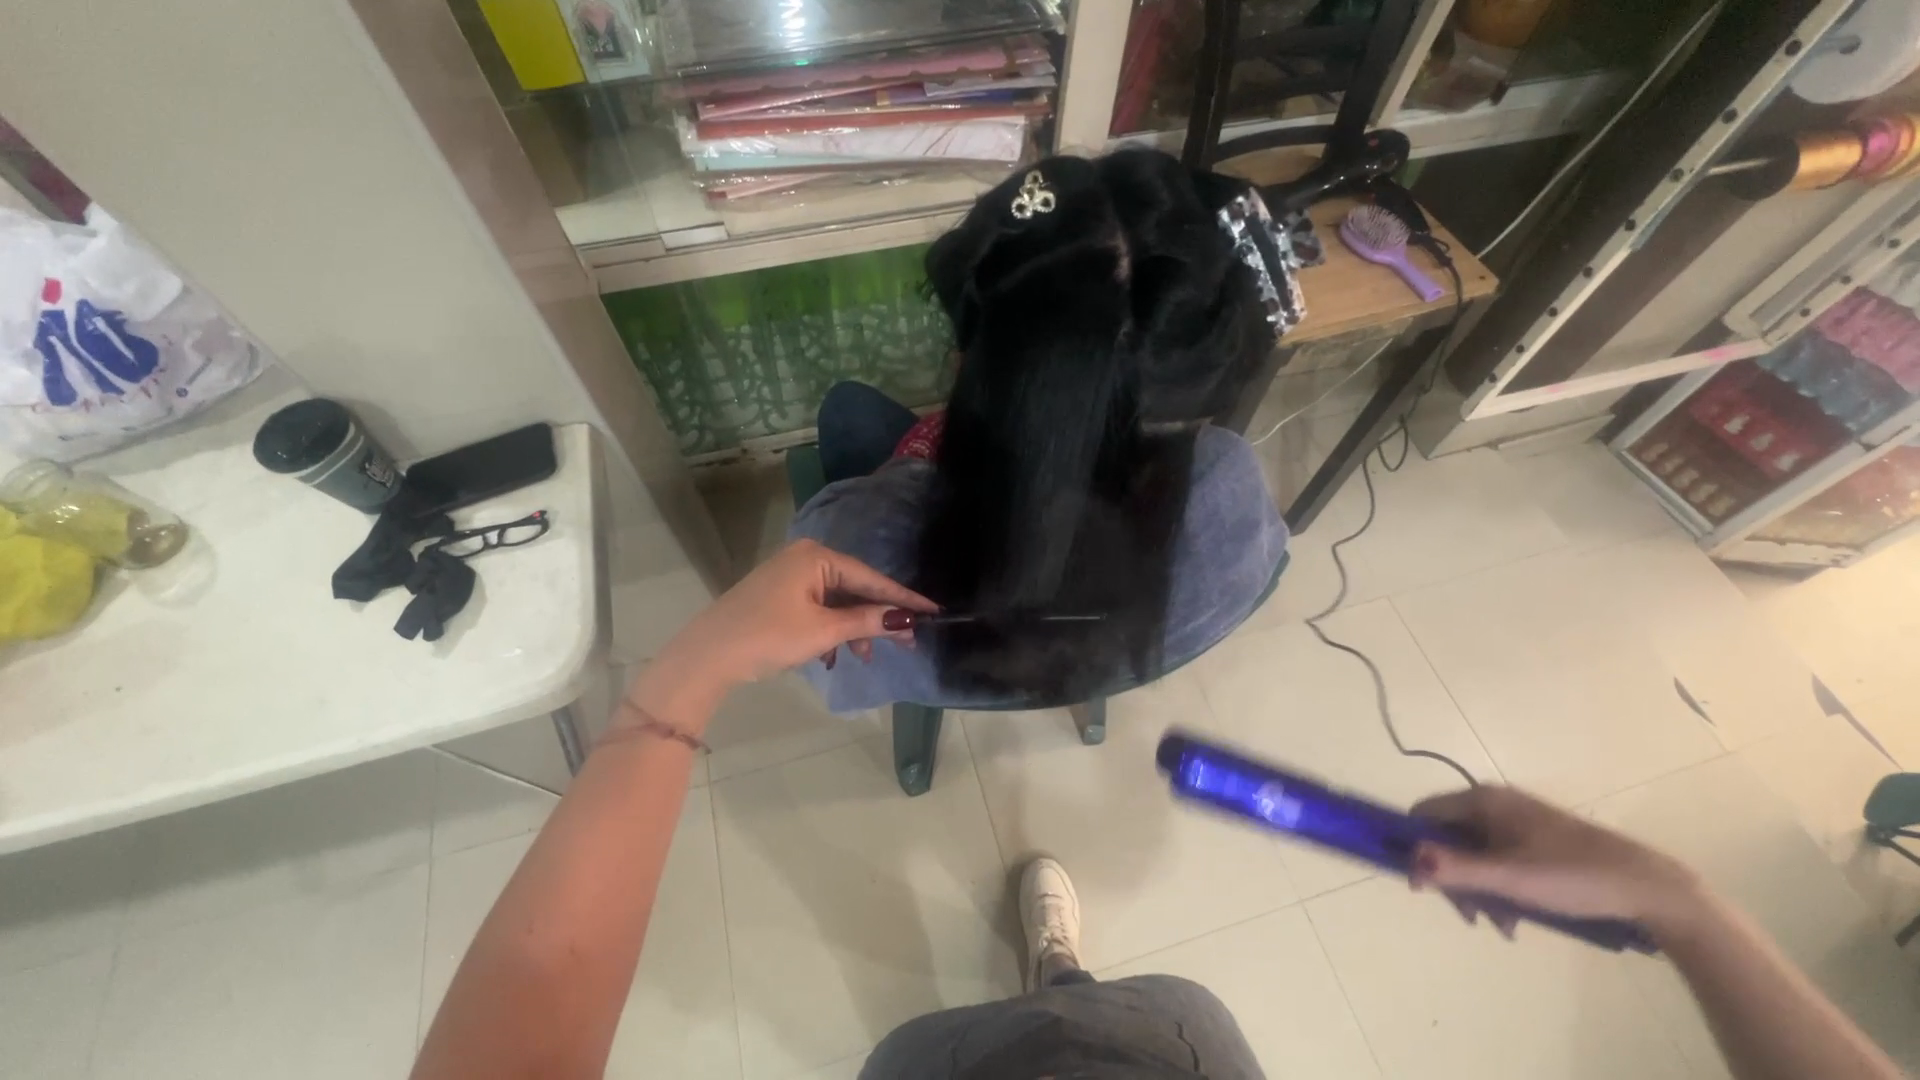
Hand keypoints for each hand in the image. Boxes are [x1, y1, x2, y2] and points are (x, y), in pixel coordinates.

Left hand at [631, 540, 935, 726]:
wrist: (707, 655)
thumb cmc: (768, 637)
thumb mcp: (823, 631)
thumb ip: (867, 622)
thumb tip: (906, 620)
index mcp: (817, 556)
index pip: (872, 578)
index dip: (903, 599)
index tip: (933, 612)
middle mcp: (805, 557)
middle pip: (855, 588)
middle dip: (877, 618)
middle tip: (906, 644)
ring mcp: (790, 575)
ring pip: (837, 601)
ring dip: (853, 628)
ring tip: (864, 657)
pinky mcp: (779, 595)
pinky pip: (818, 607)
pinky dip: (830, 629)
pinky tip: (833, 656)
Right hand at [1409, 785, 1701, 934]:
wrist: (1649, 889)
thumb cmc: (1573, 876)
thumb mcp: (1509, 878)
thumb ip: (1454, 868)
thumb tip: (1407, 862)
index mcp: (1482, 800)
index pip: (1423, 814)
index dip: (1414, 847)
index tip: (1423, 886)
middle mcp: (1493, 803)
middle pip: (1447, 838)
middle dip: (1454, 880)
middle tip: (1471, 917)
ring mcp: (1516, 821)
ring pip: (1473, 854)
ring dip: (1478, 891)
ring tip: (1501, 925)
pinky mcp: (1535, 840)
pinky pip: (1497, 860)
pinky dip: (1499, 888)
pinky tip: (1516, 919)